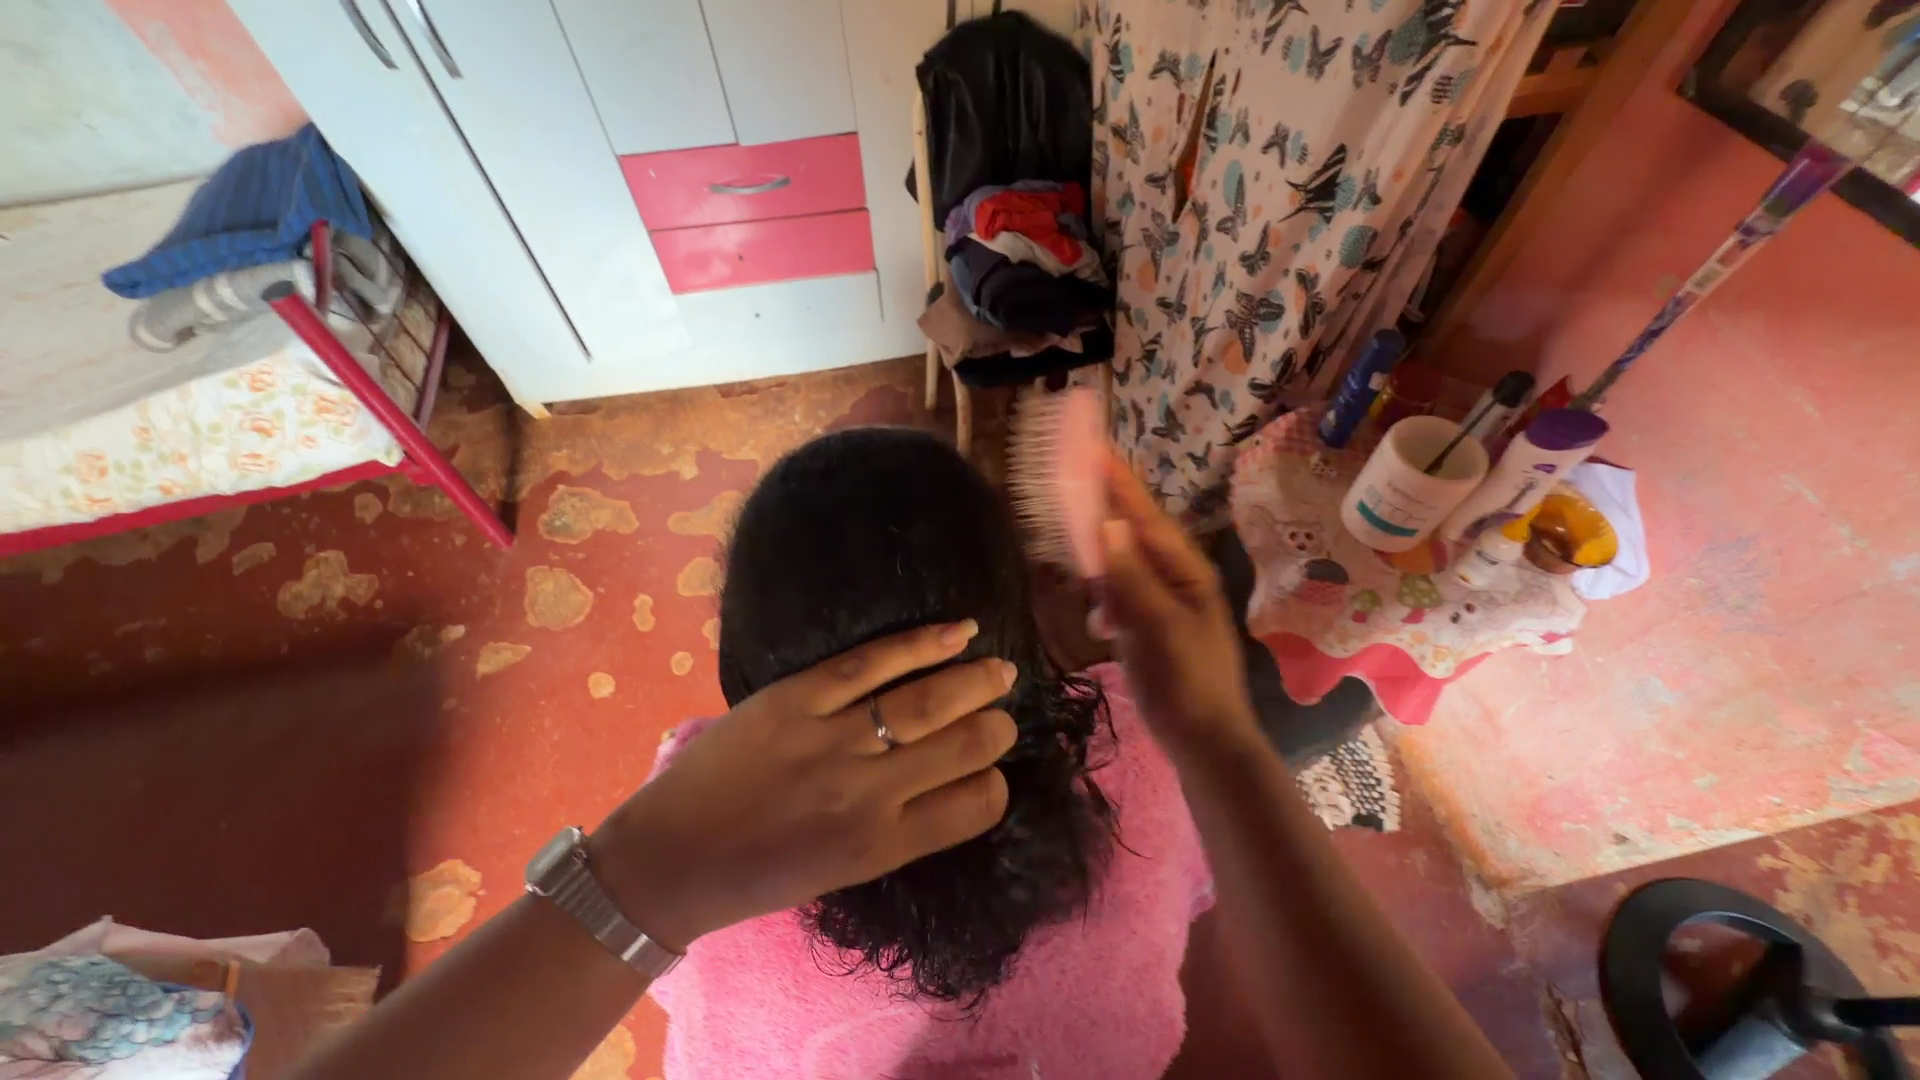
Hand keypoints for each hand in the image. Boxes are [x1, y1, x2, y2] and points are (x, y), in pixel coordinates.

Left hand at [588, 622, 1017, 950]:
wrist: (672, 857)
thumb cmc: (762, 873)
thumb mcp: (844, 872)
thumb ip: (902, 828)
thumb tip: (954, 779)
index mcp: (883, 845)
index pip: (974, 805)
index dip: (994, 782)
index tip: (990, 769)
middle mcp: (869, 793)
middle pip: (964, 745)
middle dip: (996, 726)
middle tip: (1002, 712)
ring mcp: (833, 740)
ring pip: (929, 700)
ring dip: (975, 680)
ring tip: (1001, 669)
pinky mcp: (798, 698)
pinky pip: (874, 663)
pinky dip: (924, 642)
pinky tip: (959, 631)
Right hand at [1094, 448, 1259, 759]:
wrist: (1202, 740)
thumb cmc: (1189, 682)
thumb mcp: (1161, 627)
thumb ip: (1132, 577)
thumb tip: (1105, 523)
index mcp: (1186, 570)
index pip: (1145, 517)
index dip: (1118, 482)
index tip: (1092, 447)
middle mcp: (1172, 577)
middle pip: (1130, 532)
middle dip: (1100, 506)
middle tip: (1067, 477)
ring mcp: (1157, 601)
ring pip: (1119, 561)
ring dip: (1095, 548)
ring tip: (1067, 529)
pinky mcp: (1142, 624)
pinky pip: (1115, 592)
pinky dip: (1099, 589)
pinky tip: (1090, 600)